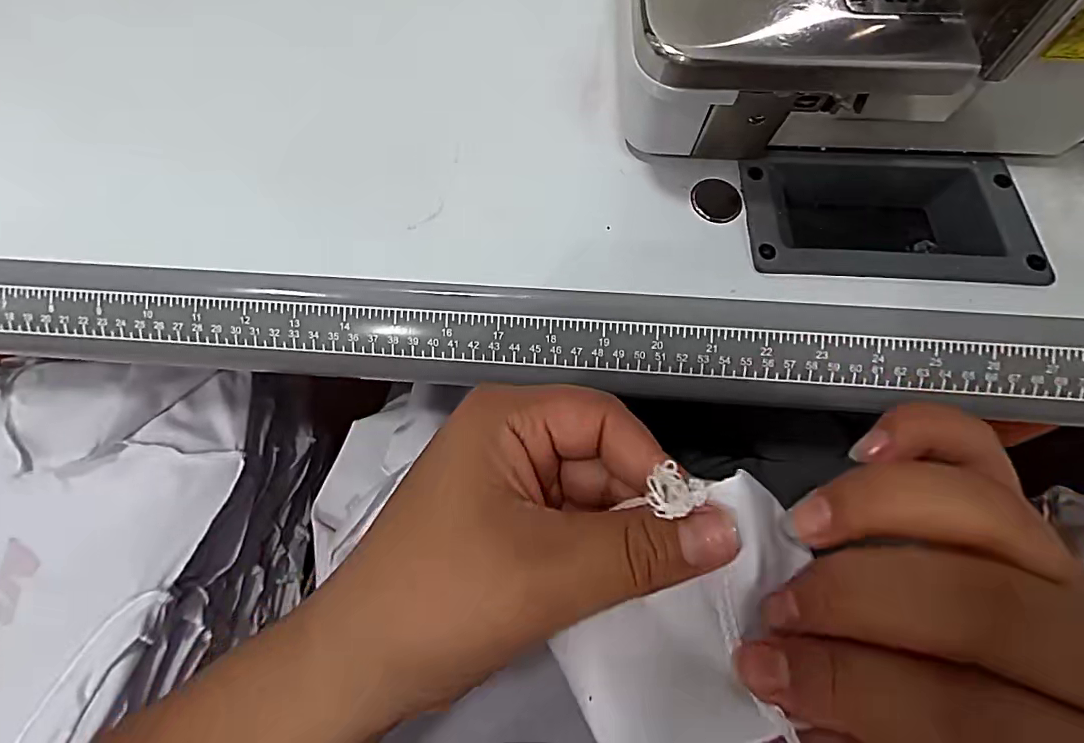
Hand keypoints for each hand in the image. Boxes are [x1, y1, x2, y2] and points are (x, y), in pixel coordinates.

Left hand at [312, 384, 741, 723]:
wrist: (361, 665)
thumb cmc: (439, 598)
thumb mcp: (551, 571)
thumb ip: (643, 550)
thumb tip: (722, 531)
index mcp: (506, 418)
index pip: (601, 418)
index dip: (650, 462)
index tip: (690, 519)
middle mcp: (507, 438)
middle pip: (599, 455)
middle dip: (637, 506)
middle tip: (678, 559)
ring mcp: (506, 481)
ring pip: (589, 495)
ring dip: (619, 535)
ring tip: (642, 577)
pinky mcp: (507, 522)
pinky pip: (570, 523)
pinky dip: (597, 552)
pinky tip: (612, 582)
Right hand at [734, 403, 1083, 742]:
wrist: (1055, 737)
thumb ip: (859, 724)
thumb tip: (776, 670)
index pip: (964, 712)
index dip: (846, 684)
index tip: (764, 667)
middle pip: (976, 605)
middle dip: (851, 597)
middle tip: (779, 604)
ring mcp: (1074, 575)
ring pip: (981, 509)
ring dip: (871, 508)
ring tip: (804, 526)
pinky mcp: (1034, 520)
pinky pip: (984, 455)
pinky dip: (921, 434)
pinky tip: (865, 449)